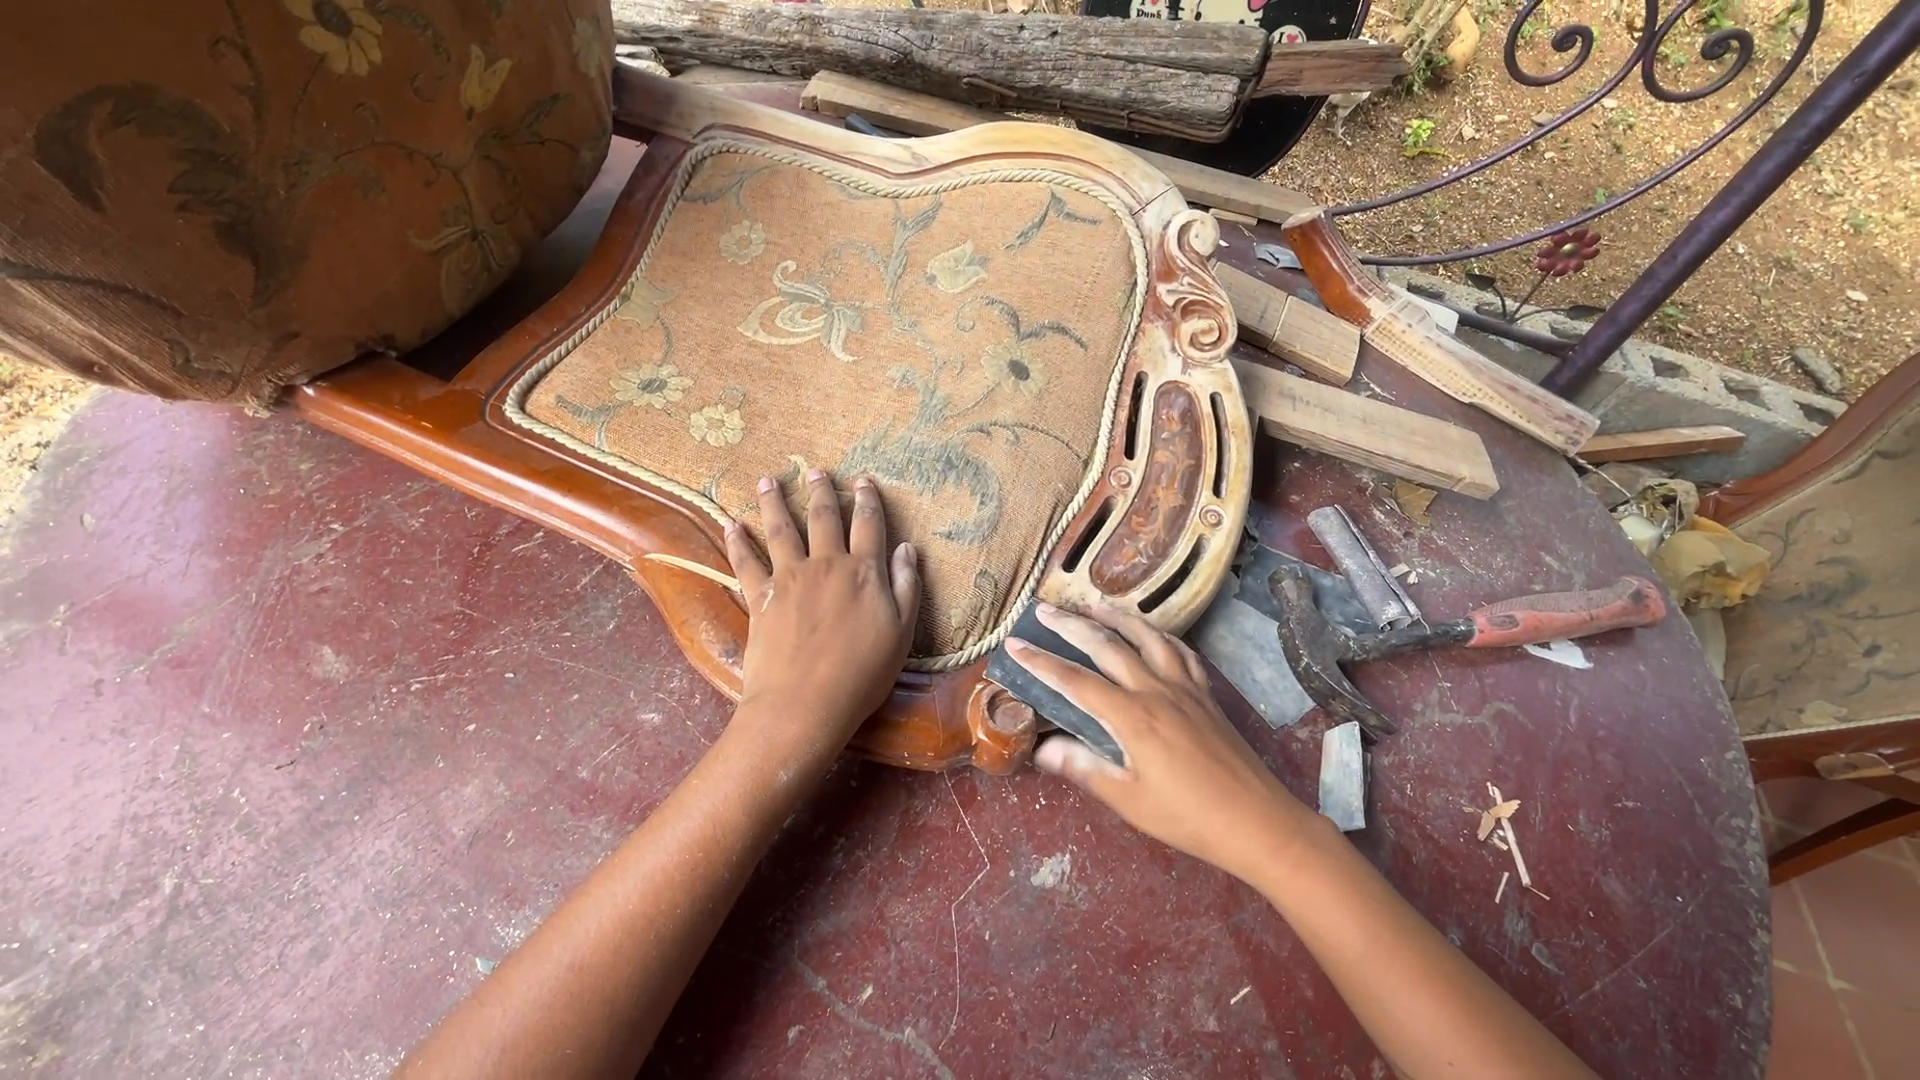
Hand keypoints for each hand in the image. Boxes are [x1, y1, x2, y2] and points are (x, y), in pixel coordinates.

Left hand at [723, 470, 919, 751]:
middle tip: (816, 470)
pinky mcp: (760, 597)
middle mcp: (826, 564)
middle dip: (821, 490)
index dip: (868, 500)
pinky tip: (731, 524)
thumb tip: (907, 549)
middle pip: (823, 517)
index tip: (864, 481)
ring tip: (769, 480)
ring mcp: (789, 578)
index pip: (869, 525)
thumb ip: (906, 586)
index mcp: (864, 572)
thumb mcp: (901, 632)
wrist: (805, 702)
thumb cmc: (862, 673)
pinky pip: (746, 561)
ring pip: (780, 529)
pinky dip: (738, 541)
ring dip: (774, 502)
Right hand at [1008, 603, 1316, 883]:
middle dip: (1072, 625)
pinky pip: (1182, 653)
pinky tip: (1154, 634)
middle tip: (1046, 609)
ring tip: (1096, 605)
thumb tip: (1042, 749)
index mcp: (1131, 716)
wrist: (1256, 819)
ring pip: (1148, 637)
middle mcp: (1156, 690)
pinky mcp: (1207, 694)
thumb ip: (1084, 768)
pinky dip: (1162, 636)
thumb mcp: (1128, 799)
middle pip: (1108, 646)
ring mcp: (1185, 688)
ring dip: (1118, 618)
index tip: (1015, 645)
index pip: (1075, 680)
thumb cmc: (1187, 816)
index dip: (1041, 661)